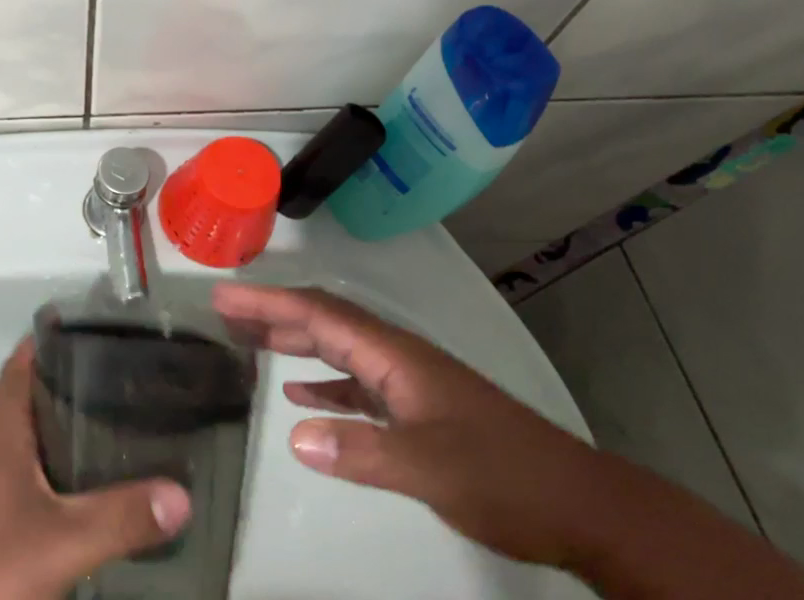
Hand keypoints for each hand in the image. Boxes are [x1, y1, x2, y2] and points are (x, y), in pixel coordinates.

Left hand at [0, 338, 191, 599]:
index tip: (88, 328)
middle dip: (73, 389)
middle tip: (128, 384)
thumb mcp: (61, 543)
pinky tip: (94, 494)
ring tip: (124, 432)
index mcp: (0, 439)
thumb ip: (120, 518)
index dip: (46, 342)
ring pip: (32, 445)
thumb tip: (182, 494)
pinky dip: (62, 474)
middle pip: (30, 404)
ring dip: (69, 433)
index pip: (17, 369)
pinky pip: (32, 480)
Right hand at [212, 282, 606, 567]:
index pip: (322, 314)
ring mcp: (412, 386)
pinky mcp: (419, 413)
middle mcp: (401, 360)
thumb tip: (294, 434)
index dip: (269, 302)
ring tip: (247, 342)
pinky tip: (300, 398)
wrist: (581, 508)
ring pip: (340, 350)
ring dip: (294, 342)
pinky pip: (356, 385)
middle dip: (273, 313)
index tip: (222, 295)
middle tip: (222, 313)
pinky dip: (322, 384)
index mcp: (399, 358)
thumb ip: (363, 451)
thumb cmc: (506, 479)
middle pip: (326, 322)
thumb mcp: (432, 468)